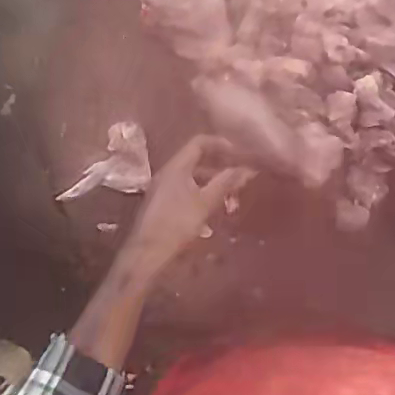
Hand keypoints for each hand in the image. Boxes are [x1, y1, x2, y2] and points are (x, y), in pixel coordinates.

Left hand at [114, 135, 252, 285]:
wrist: (147, 253)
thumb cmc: (177, 224)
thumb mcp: (206, 203)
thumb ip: (225, 183)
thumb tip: (247, 168)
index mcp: (177, 166)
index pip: (199, 142)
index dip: (221, 144)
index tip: (240, 153)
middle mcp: (168, 172)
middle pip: (197, 158)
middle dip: (220, 165)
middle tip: (240, 174)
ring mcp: (164, 187)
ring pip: (193, 176)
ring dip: (213, 182)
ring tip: (232, 195)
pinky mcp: (163, 202)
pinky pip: (187, 189)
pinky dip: (203, 193)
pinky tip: (215, 208)